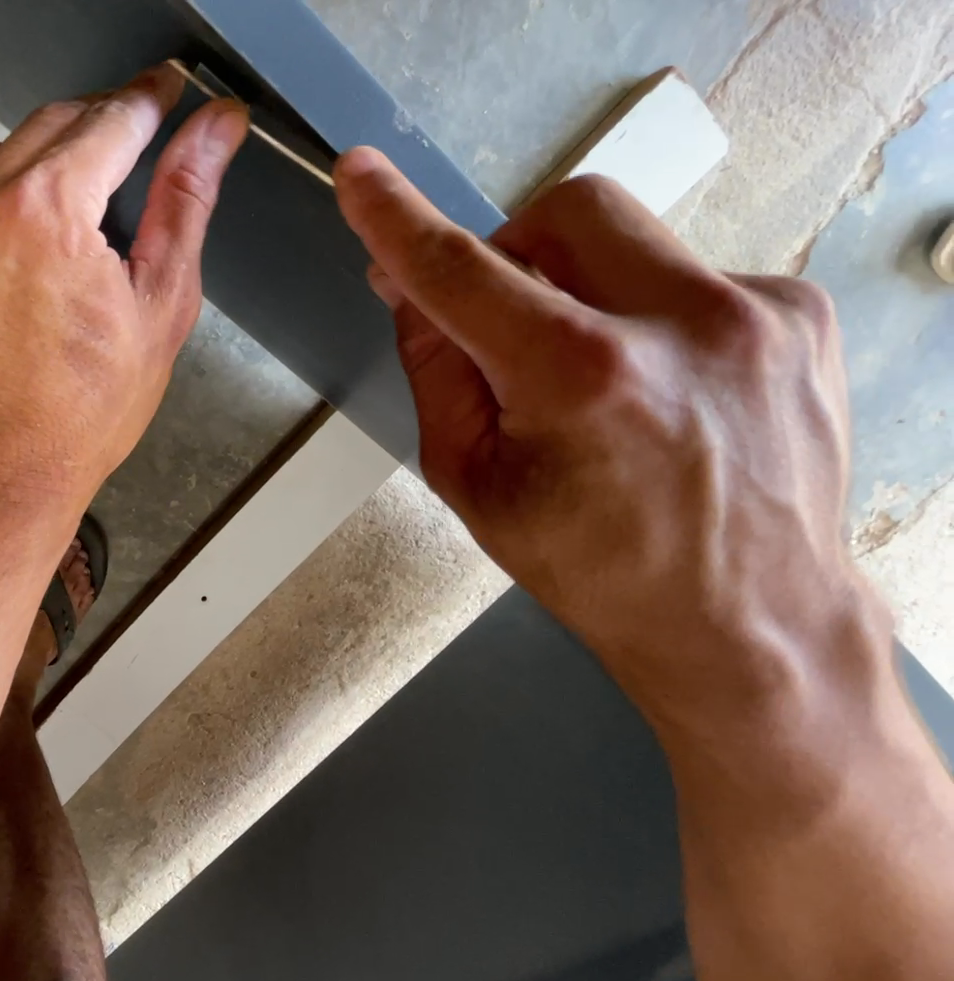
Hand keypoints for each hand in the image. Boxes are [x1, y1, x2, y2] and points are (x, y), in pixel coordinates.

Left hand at [0, 66, 248, 514]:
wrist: (9, 473)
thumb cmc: (84, 411)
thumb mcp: (159, 305)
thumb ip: (184, 204)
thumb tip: (212, 132)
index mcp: (47, 212)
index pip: (110, 120)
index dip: (150, 100)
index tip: (169, 91)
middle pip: (53, 124)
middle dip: (102, 120)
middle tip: (141, 134)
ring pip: (4, 154)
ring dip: (50, 154)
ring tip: (90, 189)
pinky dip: (5, 192)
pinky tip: (35, 227)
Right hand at [333, 147, 877, 724]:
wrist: (746, 620)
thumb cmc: (595, 565)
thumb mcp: (473, 481)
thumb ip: (438, 374)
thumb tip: (414, 294)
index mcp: (583, 381)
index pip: (463, 274)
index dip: (399, 223)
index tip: (362, 178)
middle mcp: (685, 326)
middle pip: (567, 211)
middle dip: (513, 250)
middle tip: (497, 319)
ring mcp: (758, 312)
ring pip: (628, 240)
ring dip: (577, 290)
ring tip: (584, 382)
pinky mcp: (800, 313)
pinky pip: (682, 275)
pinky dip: (638, 315)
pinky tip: (647, 390)